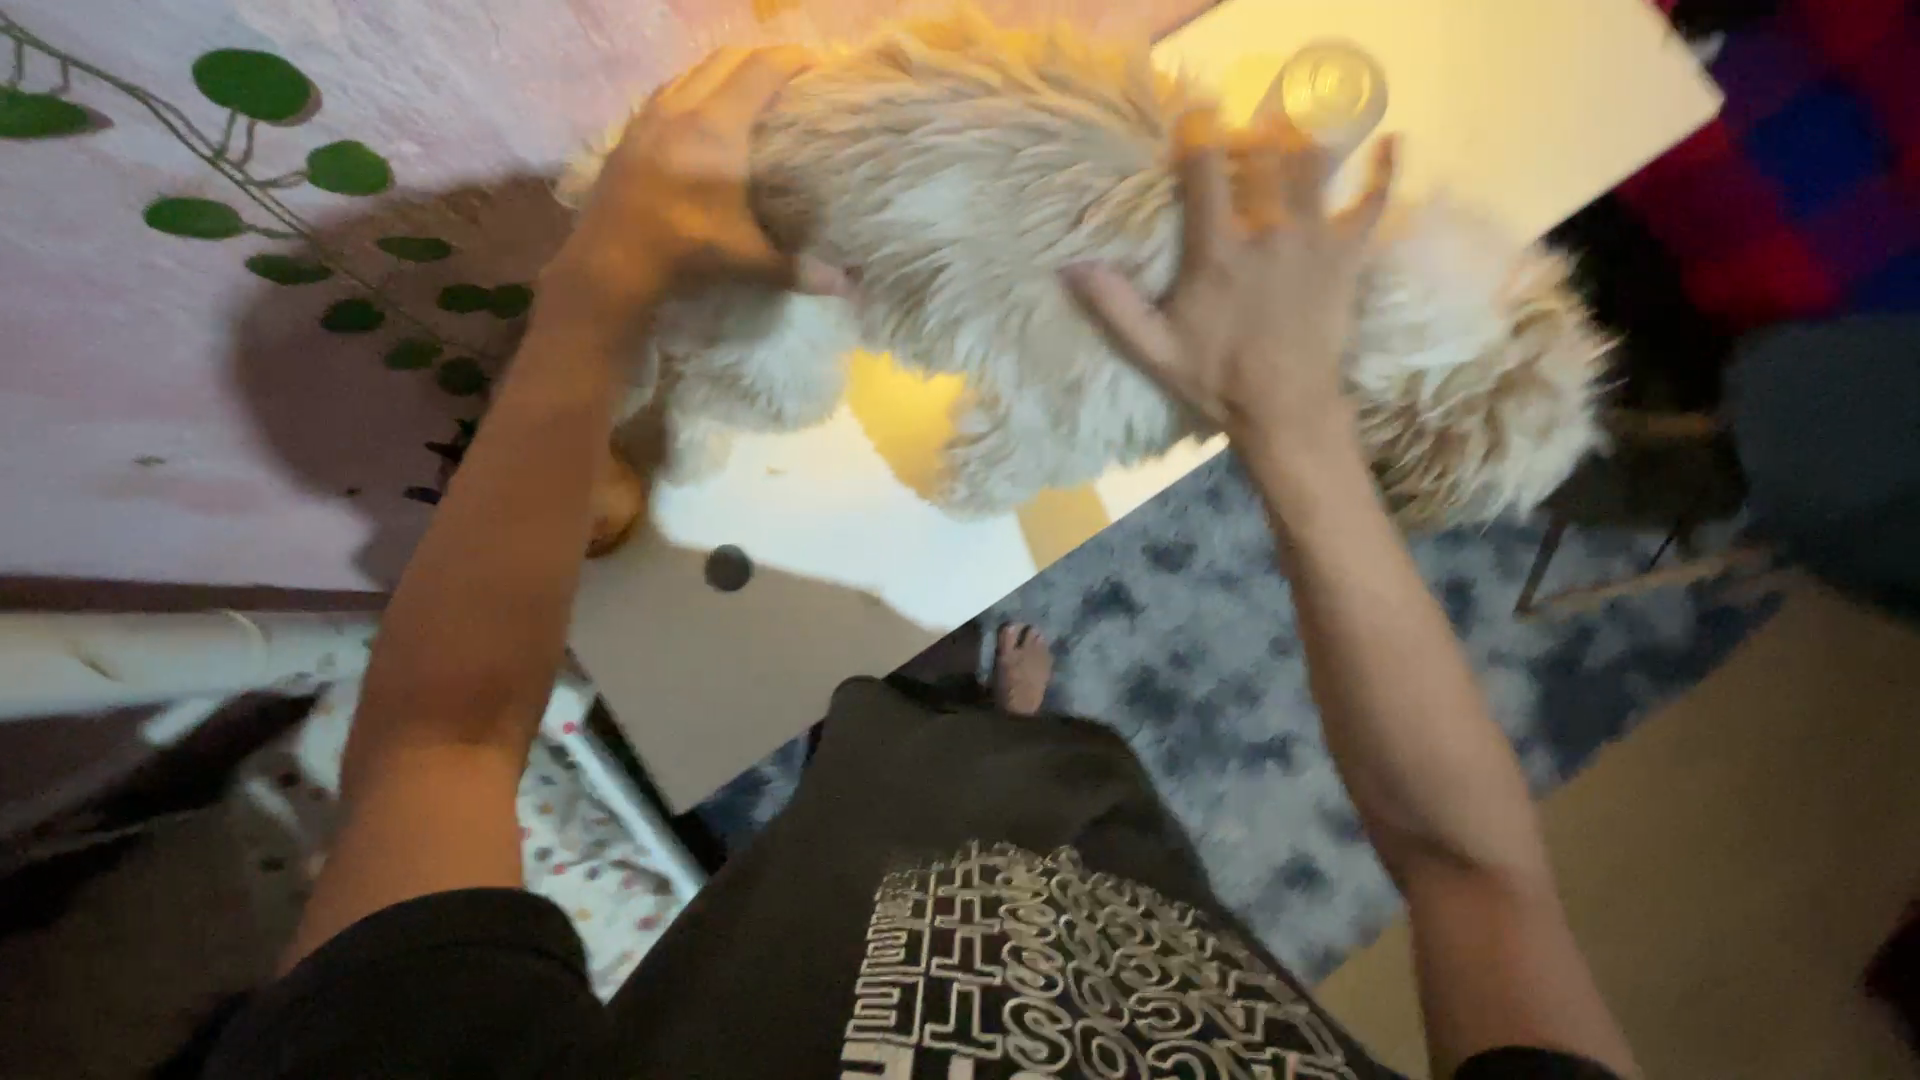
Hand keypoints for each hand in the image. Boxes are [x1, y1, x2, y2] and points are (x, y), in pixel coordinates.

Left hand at [544, 46, 850, 331]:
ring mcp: (651, 116)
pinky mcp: (631, 132)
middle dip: (762, 58)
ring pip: (693, 70)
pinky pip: (668, 92)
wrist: (614, 260)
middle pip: (727, 59)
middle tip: (790, 75)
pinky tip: (700, 114)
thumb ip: (798, 268)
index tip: (819, 63)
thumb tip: (846, 288)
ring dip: (725, 71)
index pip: (761, 71)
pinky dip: (693, 89)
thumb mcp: (748, 261)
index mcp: (718, 128)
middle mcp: (683, 108)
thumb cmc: (688, 251)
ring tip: (748, 90)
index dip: (794, 60)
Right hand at [1063, 110, 1395, 450]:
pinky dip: (1383, 171)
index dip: (1198, 136)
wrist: (1285, 407)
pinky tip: (1389, 144)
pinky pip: (1371, 202)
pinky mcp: (1347, 254)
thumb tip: (1070, 266)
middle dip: (1252, 136)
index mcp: (1218, 252)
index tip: (1194, 120)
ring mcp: (1313, 239)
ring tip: (1289, 136)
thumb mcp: (1154, 349)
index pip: (1205, 173)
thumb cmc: (1216, 378)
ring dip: (1301, 141)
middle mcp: (1268, 232)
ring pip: (1313, 165)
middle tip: (1241, 142)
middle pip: (1264, 155)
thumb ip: (1114, 306)